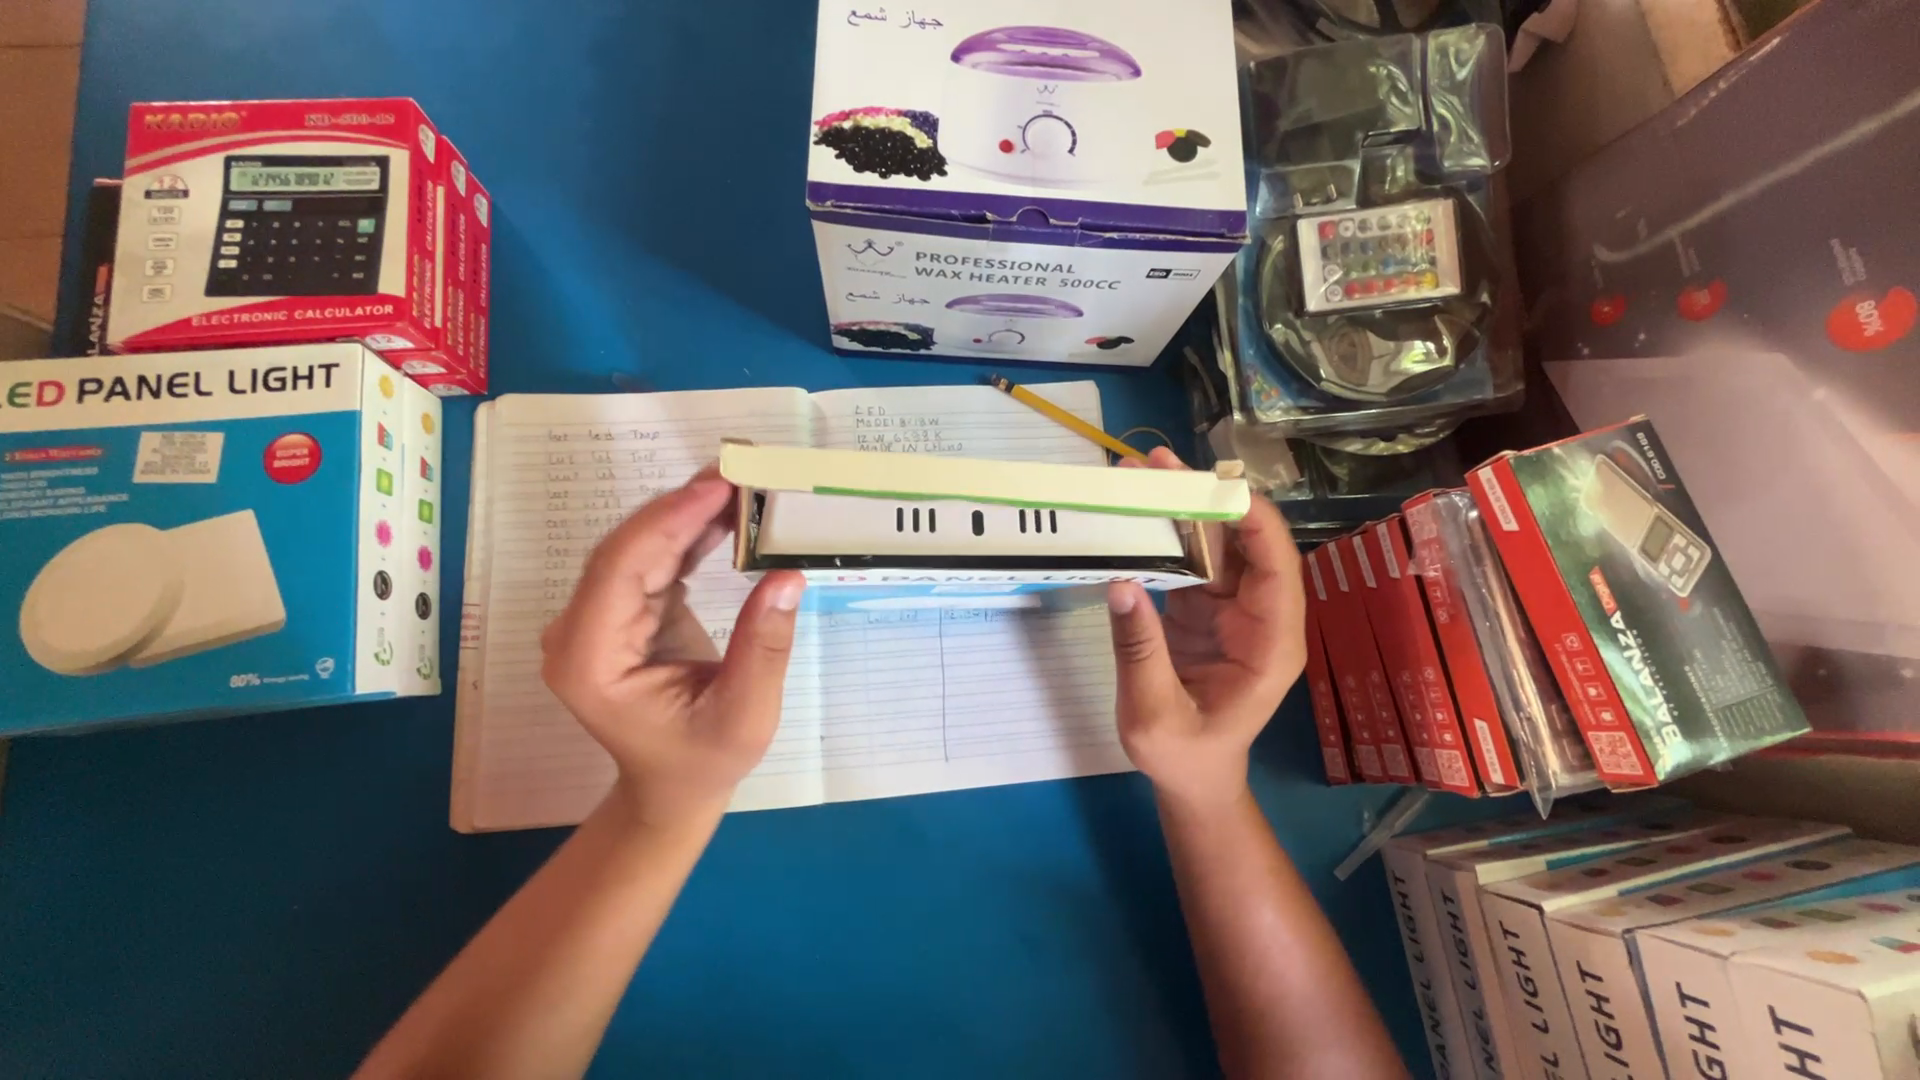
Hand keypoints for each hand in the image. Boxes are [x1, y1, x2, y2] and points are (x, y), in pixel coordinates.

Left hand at [541, 469, 806, 825]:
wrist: (674, 785)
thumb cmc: (704, 760)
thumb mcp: (745, 716)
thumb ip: (764, 649)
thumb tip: (789, 576)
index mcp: (589, 658)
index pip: (620, 570)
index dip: (666, 522)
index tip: (717, 486)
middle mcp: (580, 630)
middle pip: (626, 548)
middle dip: (681, 505)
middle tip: (739, 469)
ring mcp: (598, 617)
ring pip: (640, 546)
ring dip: (688, 512)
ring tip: (740, 482)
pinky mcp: (623, 610)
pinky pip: (654, 559)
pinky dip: (691, 533)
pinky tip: (726, 513)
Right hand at [1107, 448, 1305, 810]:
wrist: (1191, 778)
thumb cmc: (1185, 755)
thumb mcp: (1154, 713)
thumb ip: (1139, 650)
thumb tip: (1120, 582)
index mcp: (1271, 644)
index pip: (1278, 569)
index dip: (1253, 522)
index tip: (1214, 485)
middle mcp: (1259, 617)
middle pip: (1245, 545)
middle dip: (1207, 501)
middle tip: (1159, 465)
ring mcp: (1231, 610)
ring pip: (1215, 546)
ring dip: (1181, 510)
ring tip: (1139, 477)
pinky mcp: (1202, 609)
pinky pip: (1189, 562)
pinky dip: (1164, 536)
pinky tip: (1136, 513)